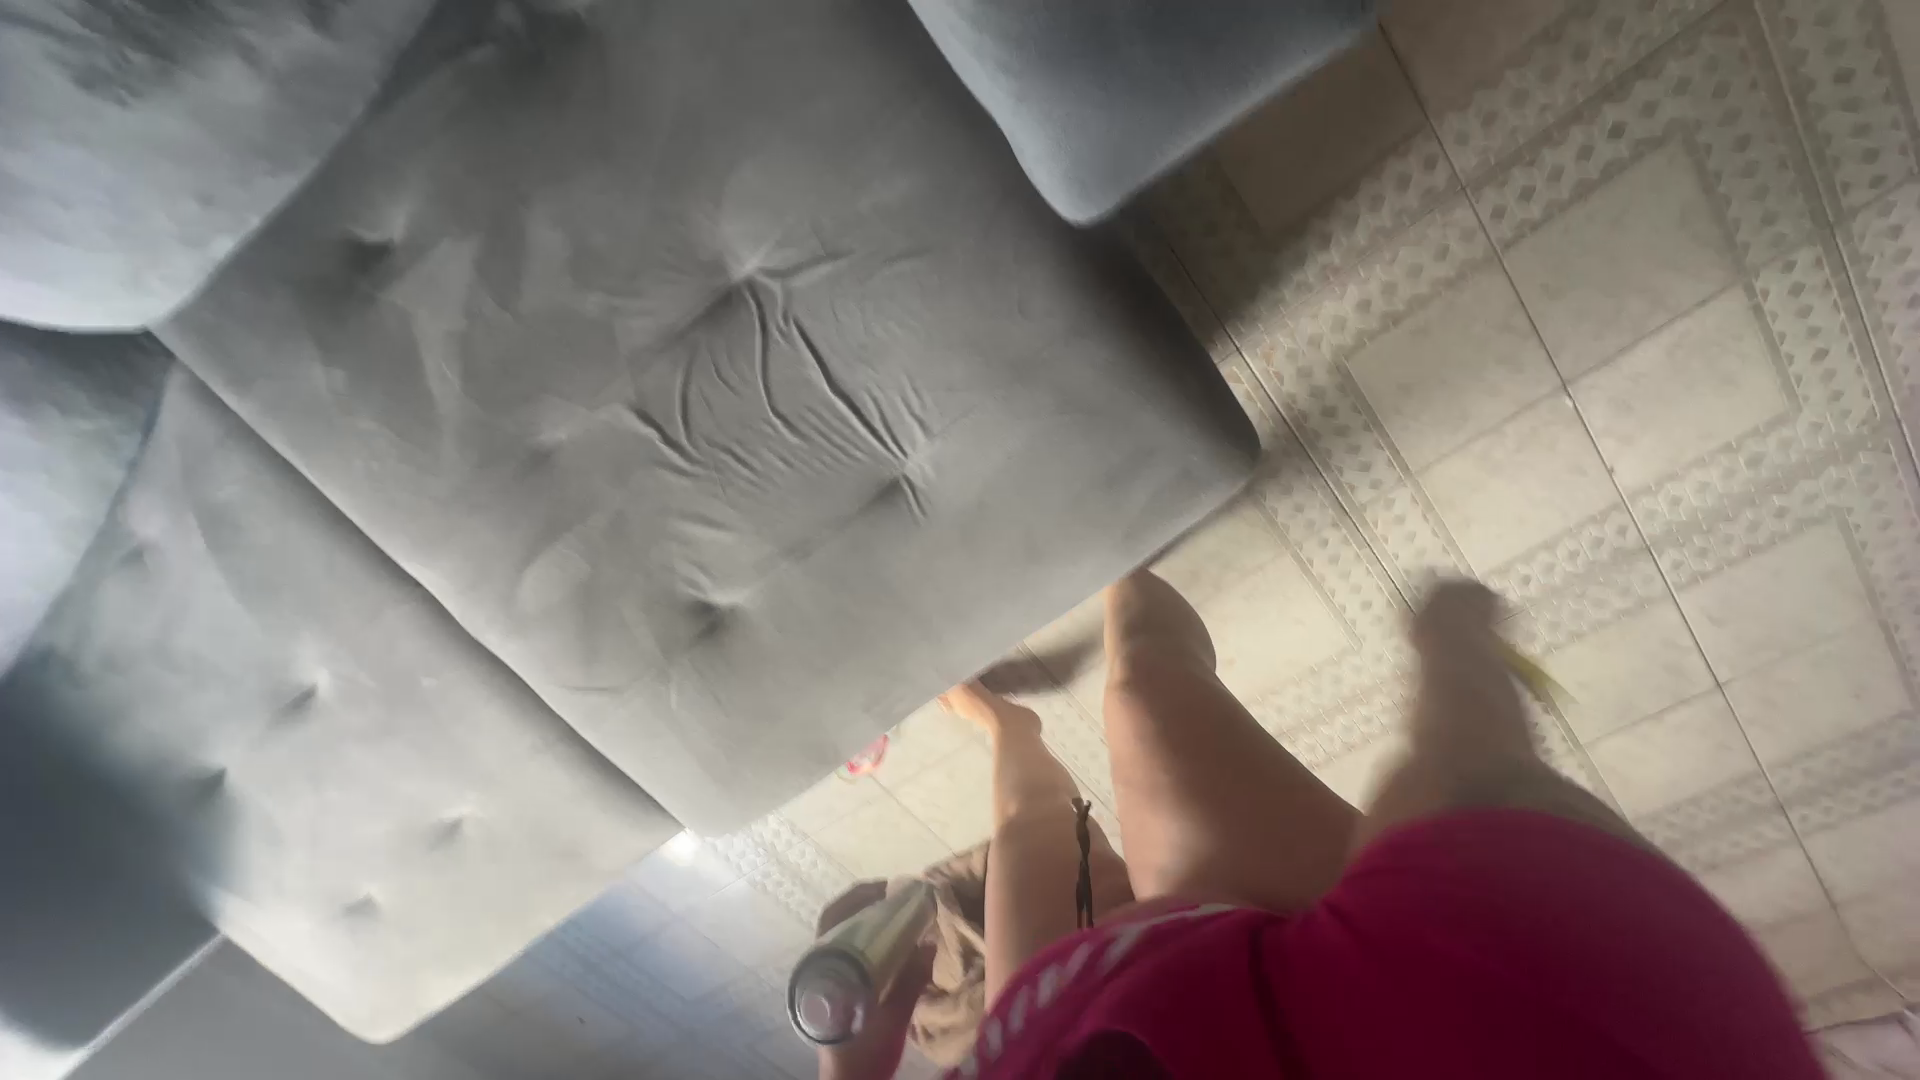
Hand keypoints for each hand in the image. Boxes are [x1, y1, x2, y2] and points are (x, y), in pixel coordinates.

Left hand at [814, 882, 935, 1079]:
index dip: (857, 898)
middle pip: (836, 920)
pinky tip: (891, 936)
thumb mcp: (892, 1021)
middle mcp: (818, 969)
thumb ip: (910, 982)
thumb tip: (929, 943)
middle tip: (897, 893)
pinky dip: (867, 934)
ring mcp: (823, 977)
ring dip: (866, 915)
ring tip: (898, 907)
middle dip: (865, 900)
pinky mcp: (834, 987)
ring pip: (840, 932)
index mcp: (824, 972)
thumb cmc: (864, 1057)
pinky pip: (847, 948)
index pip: (831, 919)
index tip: (887, 889)